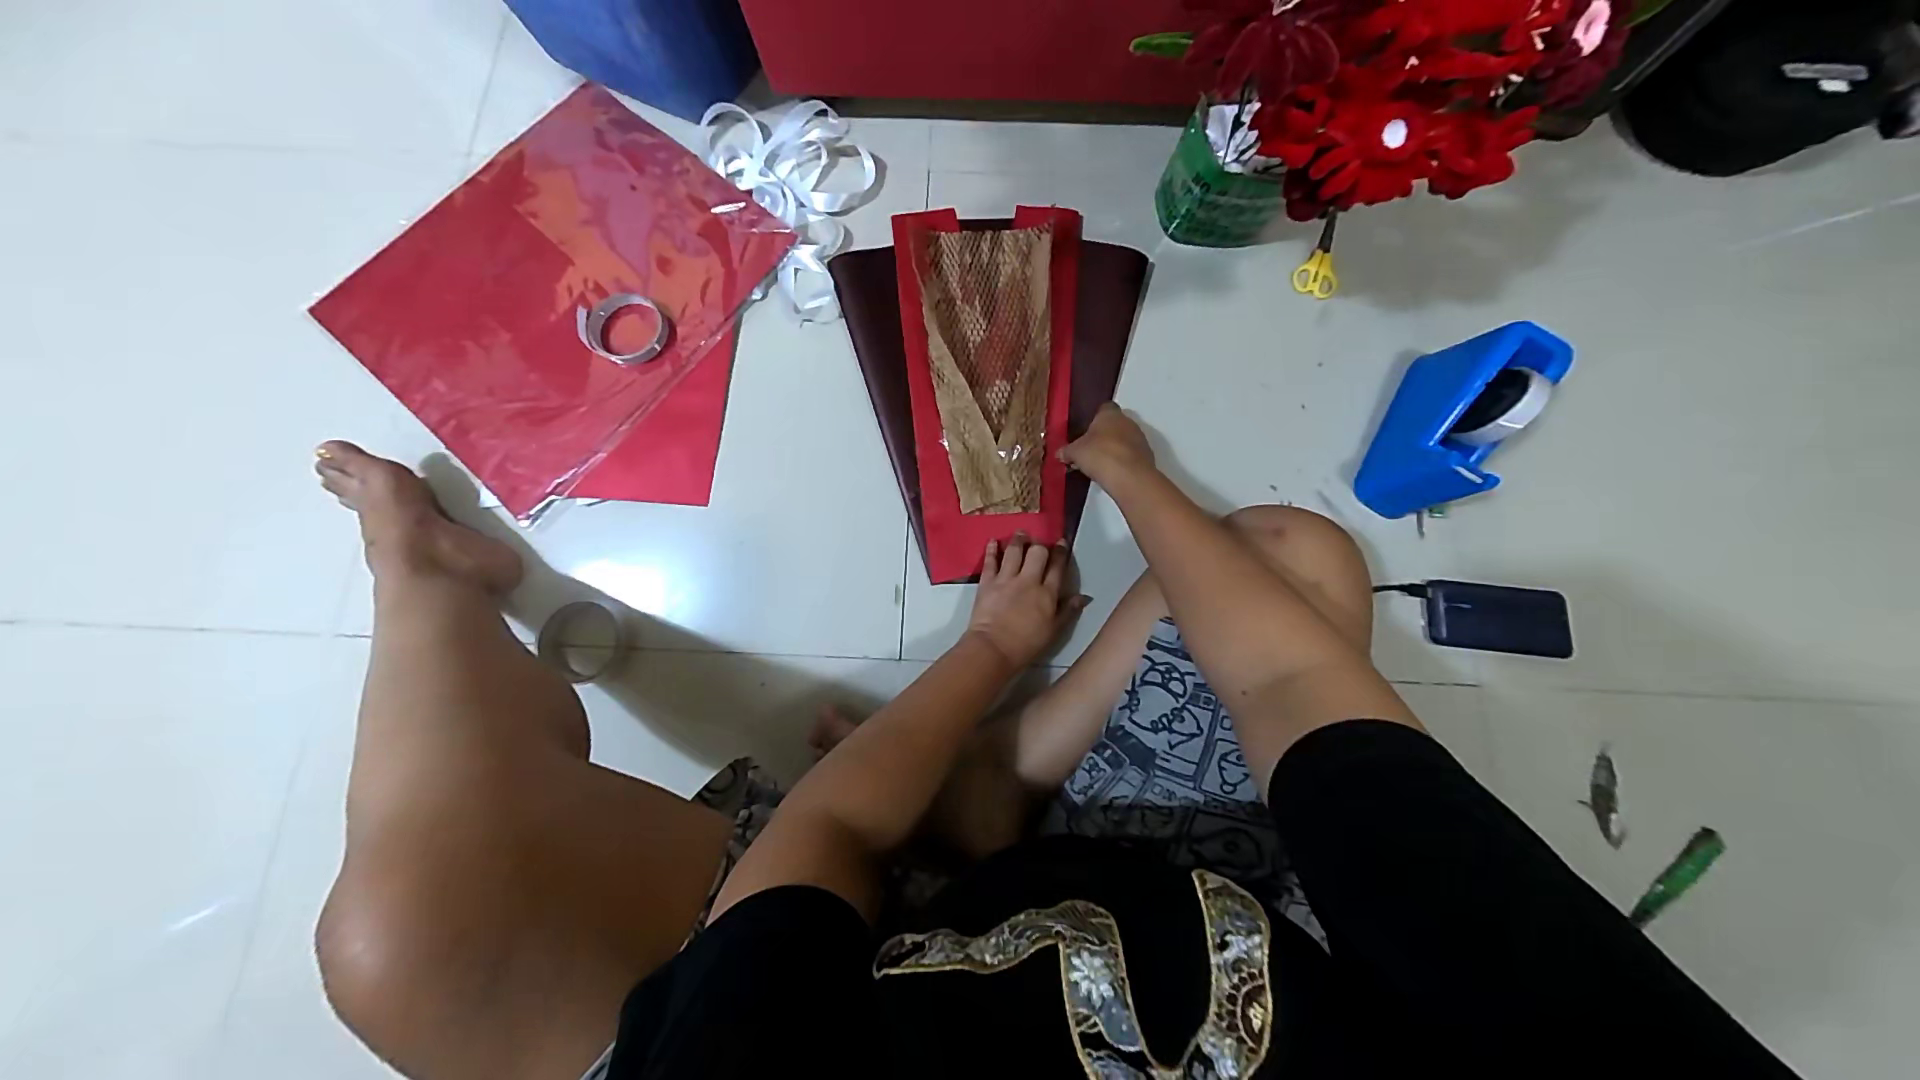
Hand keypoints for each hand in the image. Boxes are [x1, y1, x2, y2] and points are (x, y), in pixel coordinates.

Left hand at [965, 533, 1088, 669]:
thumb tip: (1084, 597)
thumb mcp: (1054, 631)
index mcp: (1047, 593)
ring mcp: (1006, 579)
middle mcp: (1028, 581)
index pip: (1057, 566)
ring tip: (1021, 533)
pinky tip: (994, 541)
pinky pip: (990, 561)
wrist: (994, 648)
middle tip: (1038, 541)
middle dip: (1040, 544)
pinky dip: (992, 550)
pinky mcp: (987, 582)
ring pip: (1014, 552)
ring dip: (1018, 540)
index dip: (1060, 552)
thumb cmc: (1026, 645)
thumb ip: (1068, 611)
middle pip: (1037, 553)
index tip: (1061, 542)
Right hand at [1058, 403, 1154, 487]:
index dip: (1094, 418)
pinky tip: (1112, 473)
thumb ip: (1067, 451)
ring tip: (1099, 465)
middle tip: (1089, 450)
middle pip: (1114, 425)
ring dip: (1114, 449)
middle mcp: (1128, 421)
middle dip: (1103, 436)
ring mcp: (1140, 438)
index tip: (1085, 431)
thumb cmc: (1099, 455)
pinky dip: (1123, 462)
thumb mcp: (1075, 453)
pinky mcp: (1147, 456)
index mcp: (1110, 414)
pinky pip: (1131, 455)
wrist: (1128, 476)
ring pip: (1124, 440)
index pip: (1103, 408)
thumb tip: (1059, 453)